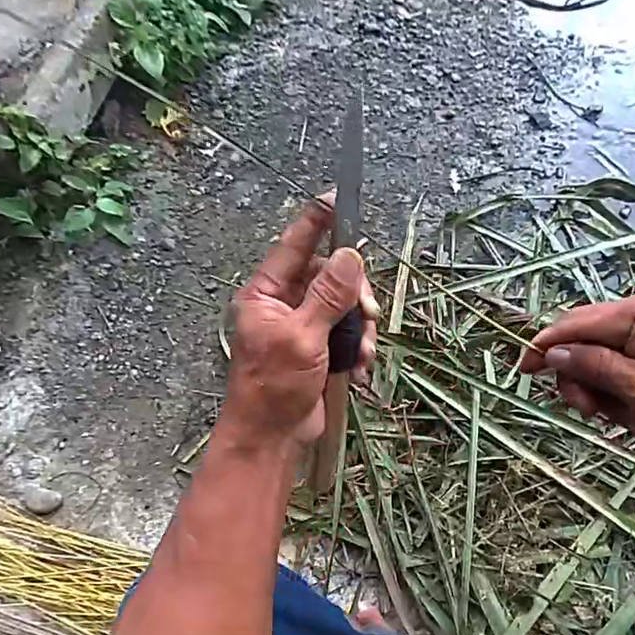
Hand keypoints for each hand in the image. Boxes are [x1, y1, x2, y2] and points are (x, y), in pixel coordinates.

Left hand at [219, 196, 377, 449]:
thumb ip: (328, 296)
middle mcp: (284, 305)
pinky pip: (346, 335)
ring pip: (344, 308)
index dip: (317, 221)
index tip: (337, 197)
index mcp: (266, 294)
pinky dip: (357, 349)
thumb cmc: (273, 387)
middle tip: (368, 316)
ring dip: (359, 329)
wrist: (272, 437)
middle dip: (355, 296)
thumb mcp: (302, 337)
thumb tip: (351, 256)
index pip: (294, 246)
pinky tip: (358, 369)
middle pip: (330, 277)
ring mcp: (303, 328)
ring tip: (362, 354)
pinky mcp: (319, 351)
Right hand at [516, 289, 634, 439]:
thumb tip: (554, 352)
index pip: (575, 323)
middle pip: (588, 338)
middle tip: (591, 412)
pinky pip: (628, 360)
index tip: (523, 370)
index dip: (544, 347)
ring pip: (606, 354)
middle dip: (581, 377)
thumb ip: (593, 366)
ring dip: (604, 388)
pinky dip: (624, 387)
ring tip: (626, 416)